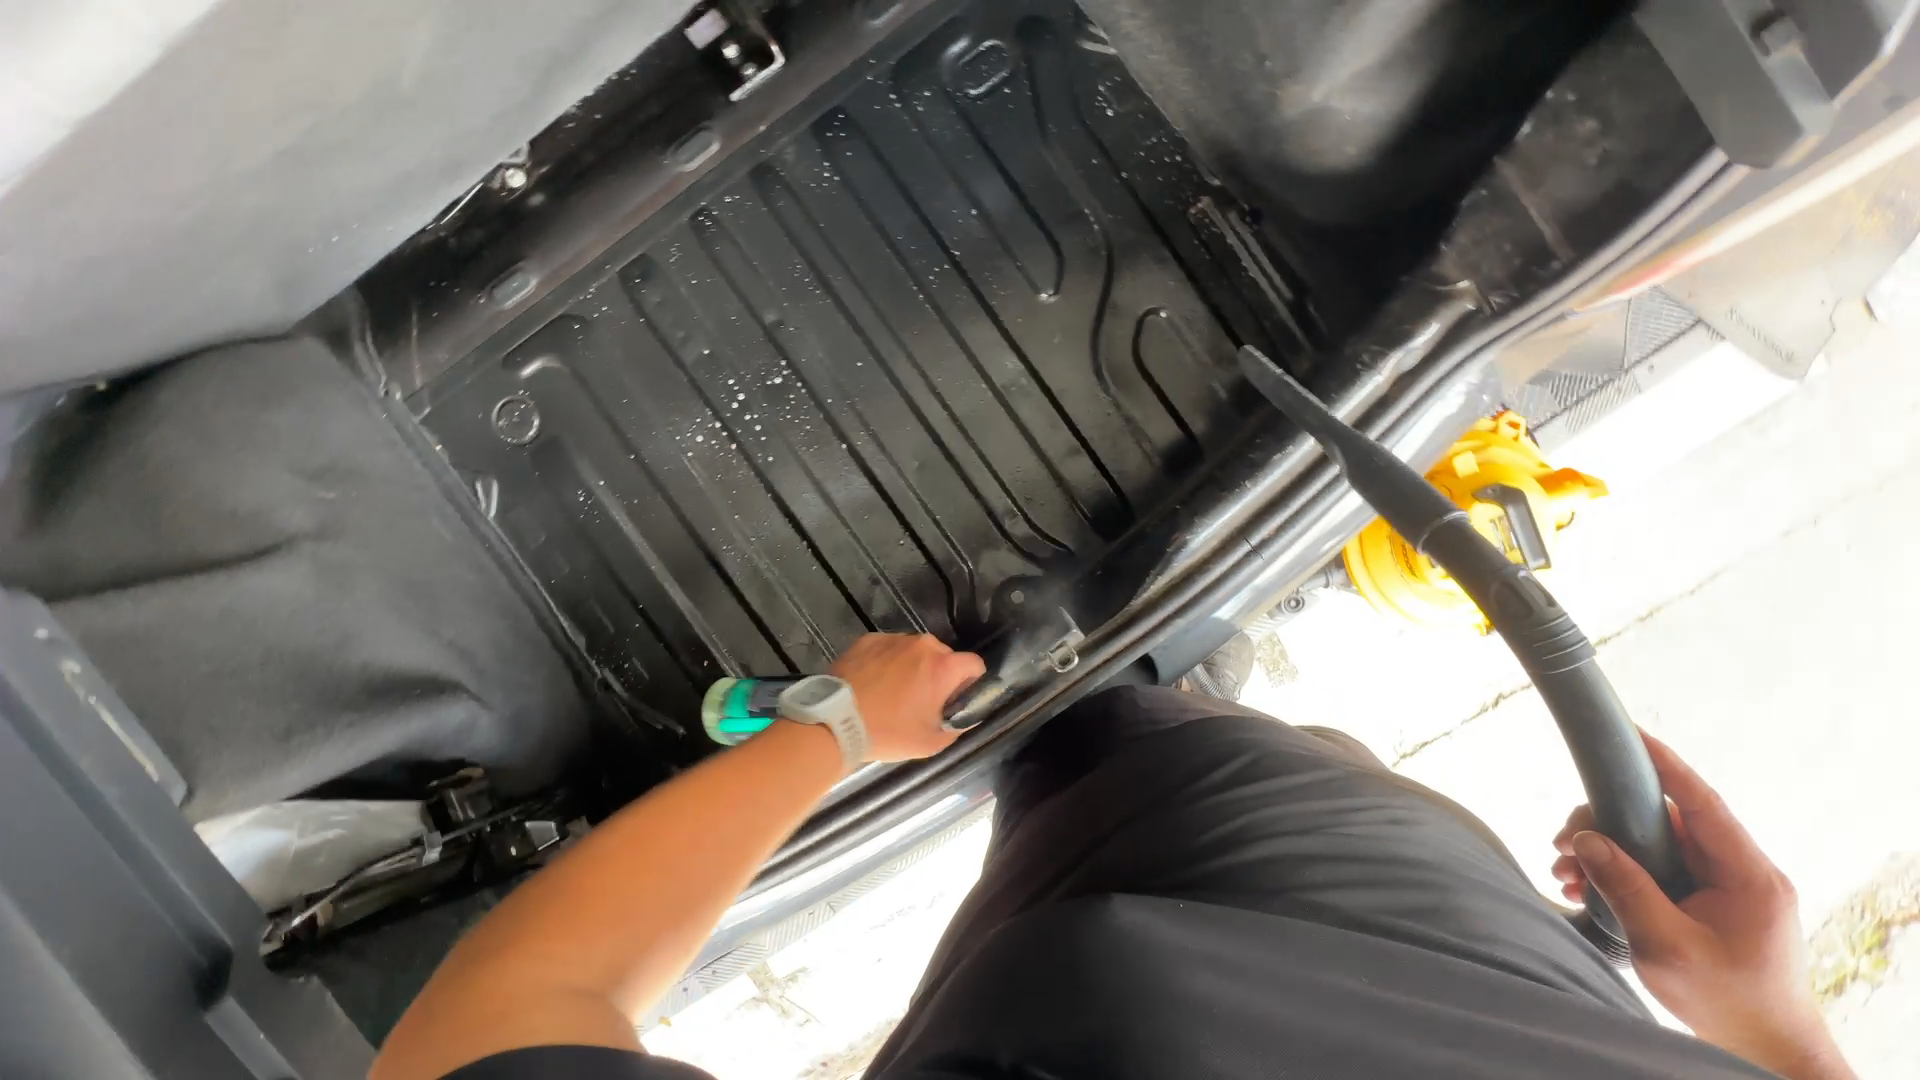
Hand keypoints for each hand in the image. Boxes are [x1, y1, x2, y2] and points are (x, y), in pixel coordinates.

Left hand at [828, 634, 984, 763]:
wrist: (834, 722)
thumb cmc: (887, 733)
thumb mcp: (932, 742)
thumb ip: (959, 725)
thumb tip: (966, 714)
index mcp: (942, 667)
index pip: (975, 664)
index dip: (971, 683)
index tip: (956, 700)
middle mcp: (922, 644)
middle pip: (943, 656)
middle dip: (939, 675)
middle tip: (922, 701)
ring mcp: (893, 639)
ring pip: (915, 651)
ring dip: (913, 667)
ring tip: (893, 692)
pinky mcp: (868, 639)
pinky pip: (889, 649)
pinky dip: (888, 662)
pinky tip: (874, 683)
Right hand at [1551, 732, 1853, 1079]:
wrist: (1763, 1049)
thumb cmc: (1725, 1000)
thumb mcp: (1665, 942)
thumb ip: (1623, 883)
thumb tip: (1585, 838)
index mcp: (1747, 875)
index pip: (1700, 800)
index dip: (1662, 763)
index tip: (1628, 731)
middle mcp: (1738, 872)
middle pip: (1658, 820)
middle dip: (1601, 825)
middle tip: (1561, 848)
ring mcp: (1722, 887)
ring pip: (1648, 843)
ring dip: (1600, 852)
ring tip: (1565, 875)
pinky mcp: (1704, 901)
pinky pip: (1651, 868)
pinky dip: (1613, 871)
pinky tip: (1583, 889)